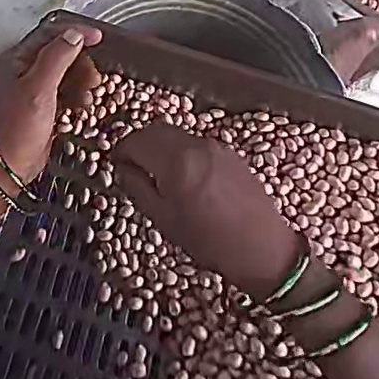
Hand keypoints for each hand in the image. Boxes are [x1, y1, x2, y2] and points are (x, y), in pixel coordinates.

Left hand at [0, 17, 103, 184]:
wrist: (9, 167)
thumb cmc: (18, 128)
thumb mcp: (38, 89)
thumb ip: (56, 58)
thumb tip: (74, 34)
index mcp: (18, 61)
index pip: (50, 35)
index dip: (75, 33)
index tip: (97, 37)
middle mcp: (25, 71)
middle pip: (62, 54)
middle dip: (81, 64)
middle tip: (93, 79)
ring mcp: (35, 90)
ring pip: (68, 74)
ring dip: (82, 82)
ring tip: (88, 97)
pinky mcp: (45, 107)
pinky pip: (67, 92)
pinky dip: (78, 97)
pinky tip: (82, 108)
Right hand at [110, 124, 302, 298]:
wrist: (263, 248)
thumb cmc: (209, 241)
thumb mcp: (163, 219)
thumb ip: (137, 188)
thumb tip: (122, 168)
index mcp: (176, 161)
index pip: (136, 140)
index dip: (121, 150)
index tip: (115, 164)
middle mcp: (196, 145)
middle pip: (156, 130)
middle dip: (138, 144)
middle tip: (130, 167)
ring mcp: (215, 146)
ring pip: (176, 135)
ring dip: (159, 147)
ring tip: (155, 176)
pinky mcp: (229, 153)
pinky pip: (195, 144)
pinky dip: (180, 152)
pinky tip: (182, 178)